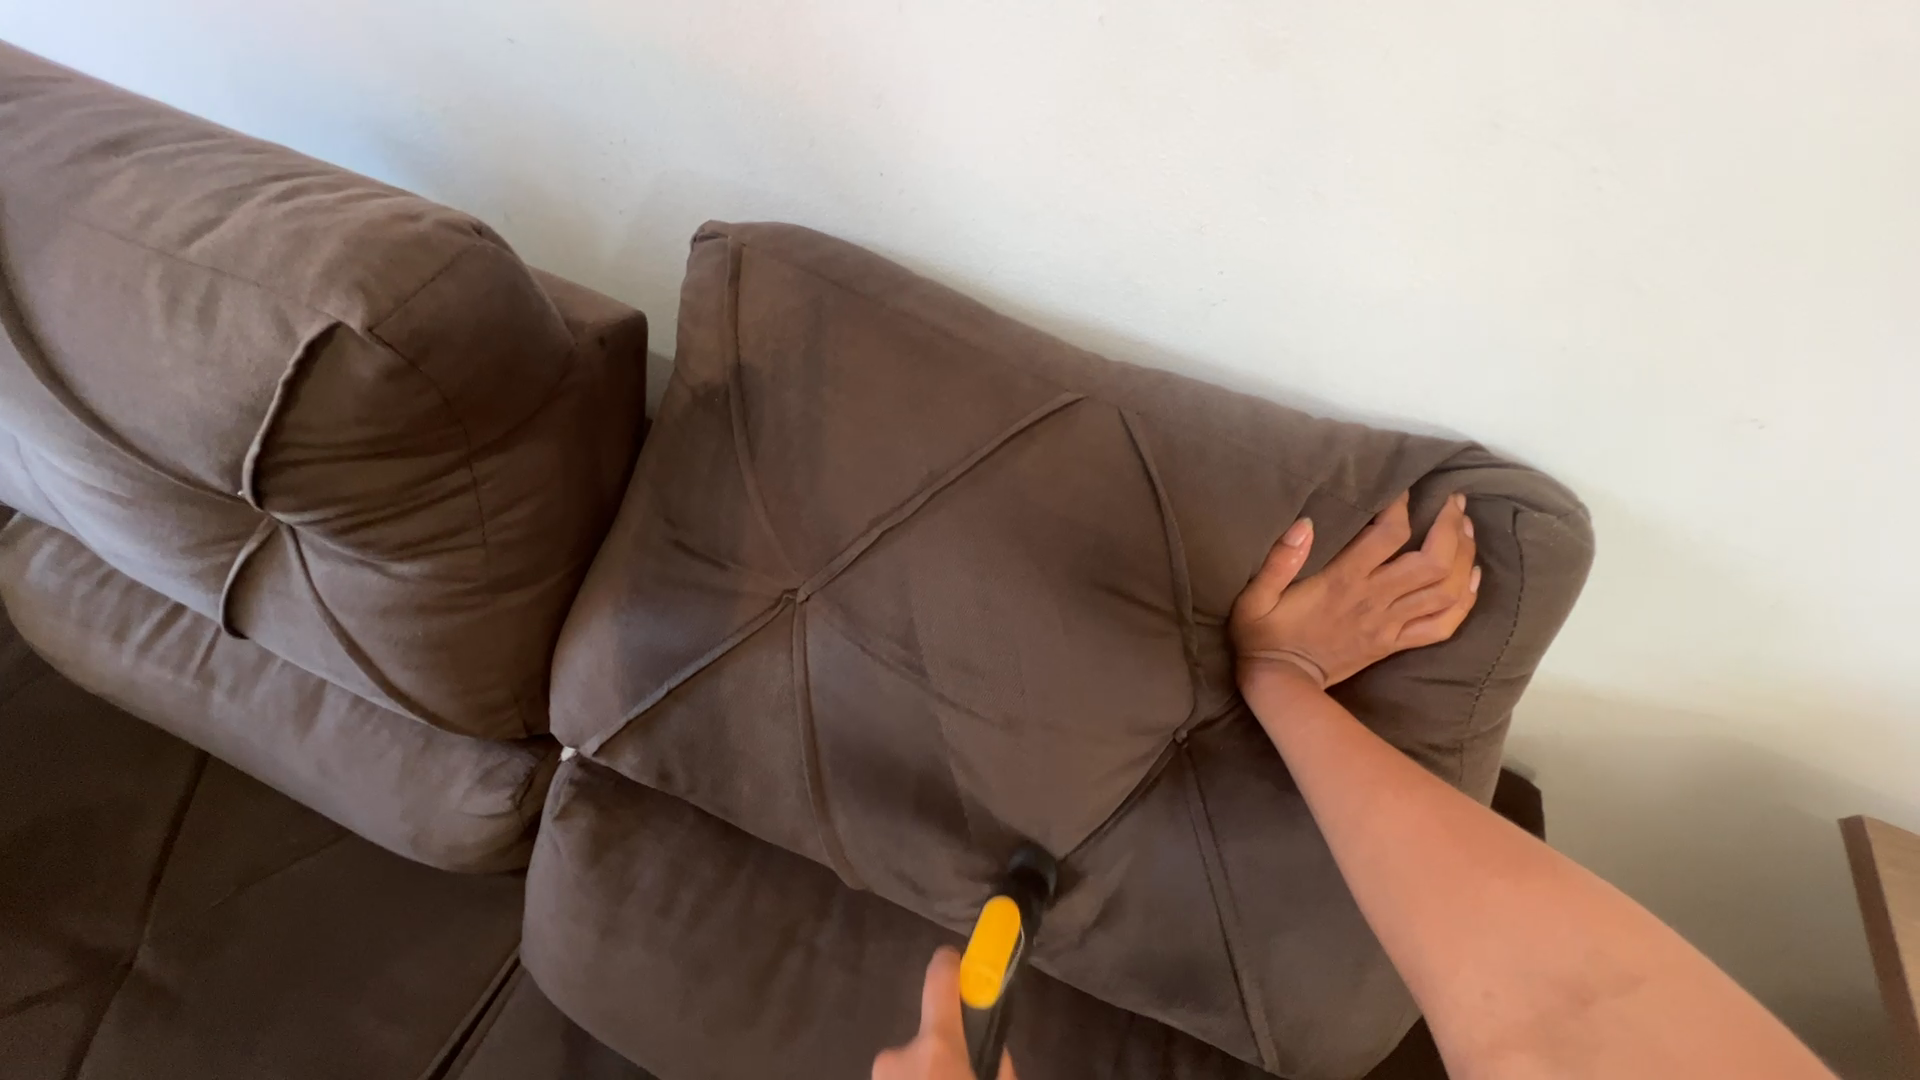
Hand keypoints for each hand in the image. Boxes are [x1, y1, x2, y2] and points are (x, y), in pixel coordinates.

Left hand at [873, 948, 1016, 1079]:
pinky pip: (900, 1079)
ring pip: (913, 1063)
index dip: (949, 962)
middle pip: (929, 1034)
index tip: (957, 957)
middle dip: (944, 1049)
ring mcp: (879, 1074)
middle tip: (962, 1071)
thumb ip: (995, 1060)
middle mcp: (900, 1054)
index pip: (940, 978)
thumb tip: (988, 1046)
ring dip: (928, 1074)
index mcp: (938, 1047)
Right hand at [1230, 491, 1478, 694]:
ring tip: (1467, 529)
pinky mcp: (1394, 644)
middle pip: (1433, 560)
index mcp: (1343, 582)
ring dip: (1464, 556)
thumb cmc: (1263, 635)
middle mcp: (1375, 600)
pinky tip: (1471, 579)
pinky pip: (1443, 625)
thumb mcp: (1255, 596)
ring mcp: (1389, 625)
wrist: (1280, 683)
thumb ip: (1280, 560)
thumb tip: (1305, 523)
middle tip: (1454, 501)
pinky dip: (1466, 601)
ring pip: (1446, 590)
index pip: (1388, 536)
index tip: (1405, 488)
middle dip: (1450, 526)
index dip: (1402, 507)